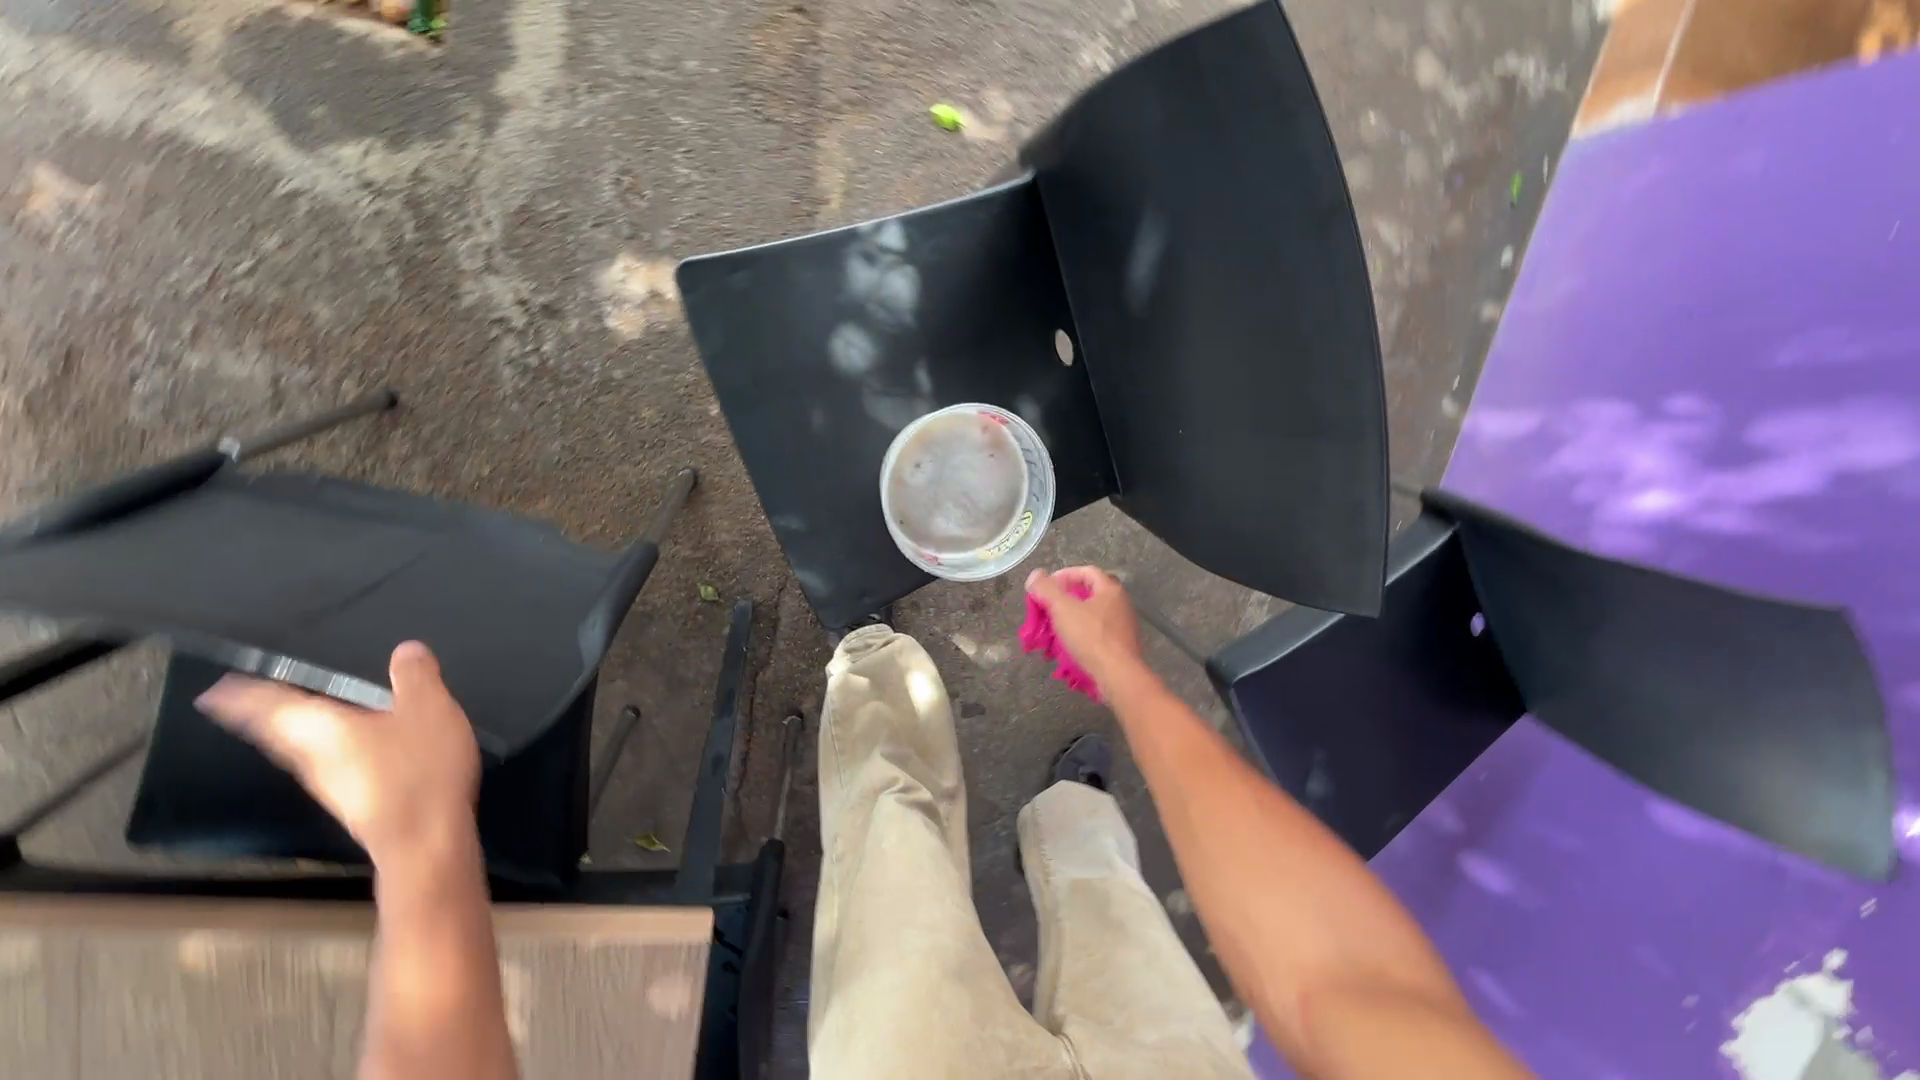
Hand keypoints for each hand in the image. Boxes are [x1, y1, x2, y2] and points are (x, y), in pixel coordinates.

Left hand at [195, 641, 481, 866]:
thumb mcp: (429, 709)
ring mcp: (331, 785)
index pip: (271, 706)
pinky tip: (346, 753)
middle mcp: (314, 757)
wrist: (424, 839)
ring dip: (293, 737)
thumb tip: (405, 650)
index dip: (243, 696)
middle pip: (278, 733)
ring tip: (292, 725)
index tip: (214, 692)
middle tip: (243, 706)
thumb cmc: (418, 769)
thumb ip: (415, 676)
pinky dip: (329, 754)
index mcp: (322, 727)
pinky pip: (330, 768)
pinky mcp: (354, 804)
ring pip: (301, 753)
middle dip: (263, 718)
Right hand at [1025, 566, 1145, 686]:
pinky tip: (1066, 650)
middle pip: (1088, 595)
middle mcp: (1120, 604)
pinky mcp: (1121, 647)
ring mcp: (1123, 626)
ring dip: (1069, 622)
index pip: (1086, 571)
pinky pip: (1096, 635)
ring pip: (1090, 617)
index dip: (1063, 575)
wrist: (1118, 675)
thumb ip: (1047, 589)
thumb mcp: (1063, 609)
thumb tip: (1035, 575)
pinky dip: (1079, 638)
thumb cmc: (1091, 637)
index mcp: (1110, 590)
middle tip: (1046, 611)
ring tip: (1051, 634)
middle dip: (1063, 602)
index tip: (1046, 587)